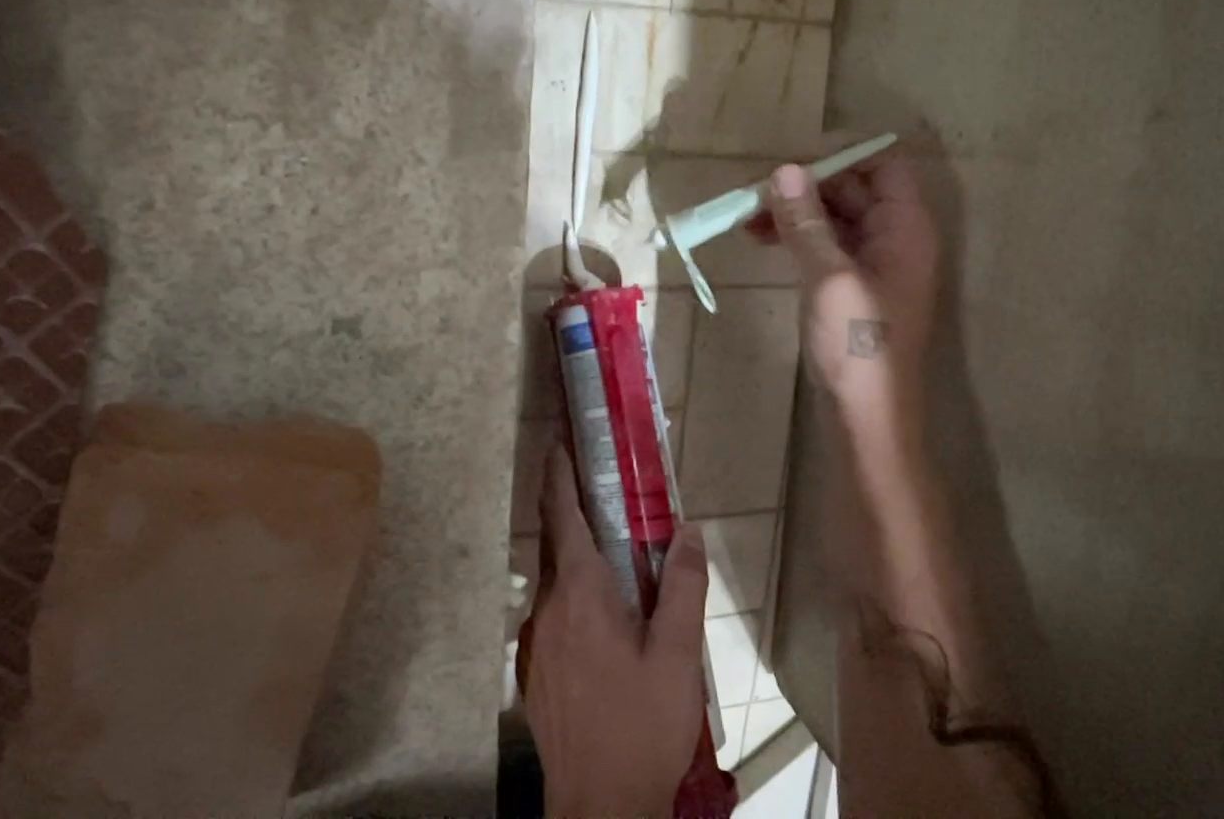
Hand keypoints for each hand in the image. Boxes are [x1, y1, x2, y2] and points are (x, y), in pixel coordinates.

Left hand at [522, 446, 708, 816]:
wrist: (599, 805)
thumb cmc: (643, 727)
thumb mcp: (678, 657)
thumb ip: (684, 587)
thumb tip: (689, 530)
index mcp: (581, 594)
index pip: (562, 515)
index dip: (559, 473)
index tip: (559, 440)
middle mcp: (548, 608)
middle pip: (554, 543)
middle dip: (569, 508)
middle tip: (595, 485)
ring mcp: (535, 641)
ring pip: (553, 580)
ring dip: (575, 556)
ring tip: (610, 552)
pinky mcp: (534, 669)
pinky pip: (552, 613)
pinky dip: (572, 595)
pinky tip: (602, 618)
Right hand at [748, 149, 939, 395]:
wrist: (868, 418)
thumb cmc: (857, 345)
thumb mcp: (828, 277)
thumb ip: (807, 222)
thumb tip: (785, 171)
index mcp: (905, 228)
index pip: (882, 164)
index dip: (840, 153)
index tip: (788, 159)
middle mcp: (894, 239)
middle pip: (854, 189)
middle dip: (805, 184)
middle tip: (754, 190)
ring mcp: (874, 266)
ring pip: (834, 219)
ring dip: (794, 212)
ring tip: (747, 218)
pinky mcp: (852, 289)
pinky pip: (826, 247)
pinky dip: (796, 238)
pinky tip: (762, 241)